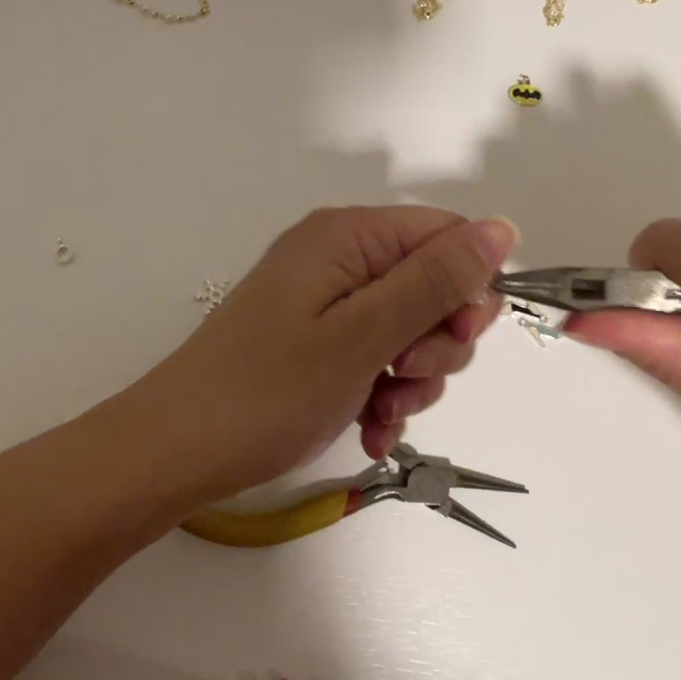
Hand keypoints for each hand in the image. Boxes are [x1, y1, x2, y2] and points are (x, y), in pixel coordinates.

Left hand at [127, 206, 515, 502]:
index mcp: (347, 237)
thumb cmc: (271, 390)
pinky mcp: (315, 344)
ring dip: (412, 380)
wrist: (178, 450)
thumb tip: (501, 229)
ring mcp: (324, 305)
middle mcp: (338, 260)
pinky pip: (376, 359)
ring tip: (379, 413)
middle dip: (437, 342)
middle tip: (404, 376)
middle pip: (432, 286)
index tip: (458, 338)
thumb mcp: (365, 335)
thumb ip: (435, 281)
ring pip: (410, 332)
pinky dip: (383, 395)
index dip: (467, 287)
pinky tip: (370, 433)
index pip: (446, 236)